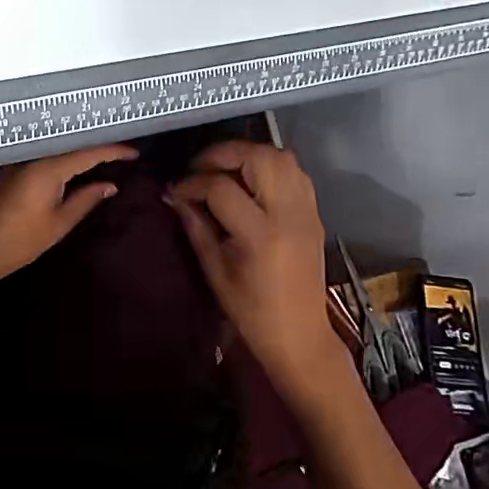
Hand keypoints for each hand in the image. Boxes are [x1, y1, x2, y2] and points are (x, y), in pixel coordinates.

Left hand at [0, 144, 138, 299]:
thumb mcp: (57, 225)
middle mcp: (30, 157)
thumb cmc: (17, 244)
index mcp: (46, 169)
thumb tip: (110, 185)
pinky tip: (71, 170)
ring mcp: (15, 162)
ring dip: (77, 154)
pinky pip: (40, 158)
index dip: (113, 151)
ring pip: (54, 151)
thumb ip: (85, 200)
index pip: (87, 152)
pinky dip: (59, 161)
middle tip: (122, 154)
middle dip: (97, 148)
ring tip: (102, 160)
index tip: (135, 152)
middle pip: (70, 146)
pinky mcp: (6, 171)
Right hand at [167, 142, 334, 388]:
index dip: (192, 183)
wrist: (299, 334)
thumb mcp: (214, 270)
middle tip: (201, 167)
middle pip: (259, 157)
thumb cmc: (251, 310)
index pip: (221, 188)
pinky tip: (251, 181)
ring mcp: (307, 211)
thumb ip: (195, 226)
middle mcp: (289, 214)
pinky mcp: (315, 213)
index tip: (176, 190)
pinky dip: (270, 166)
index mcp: (260, 234)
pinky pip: (295, 172)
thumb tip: (173, 194)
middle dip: (224, 154)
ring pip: (282, 157)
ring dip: (249, 155)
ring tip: (225, 170)